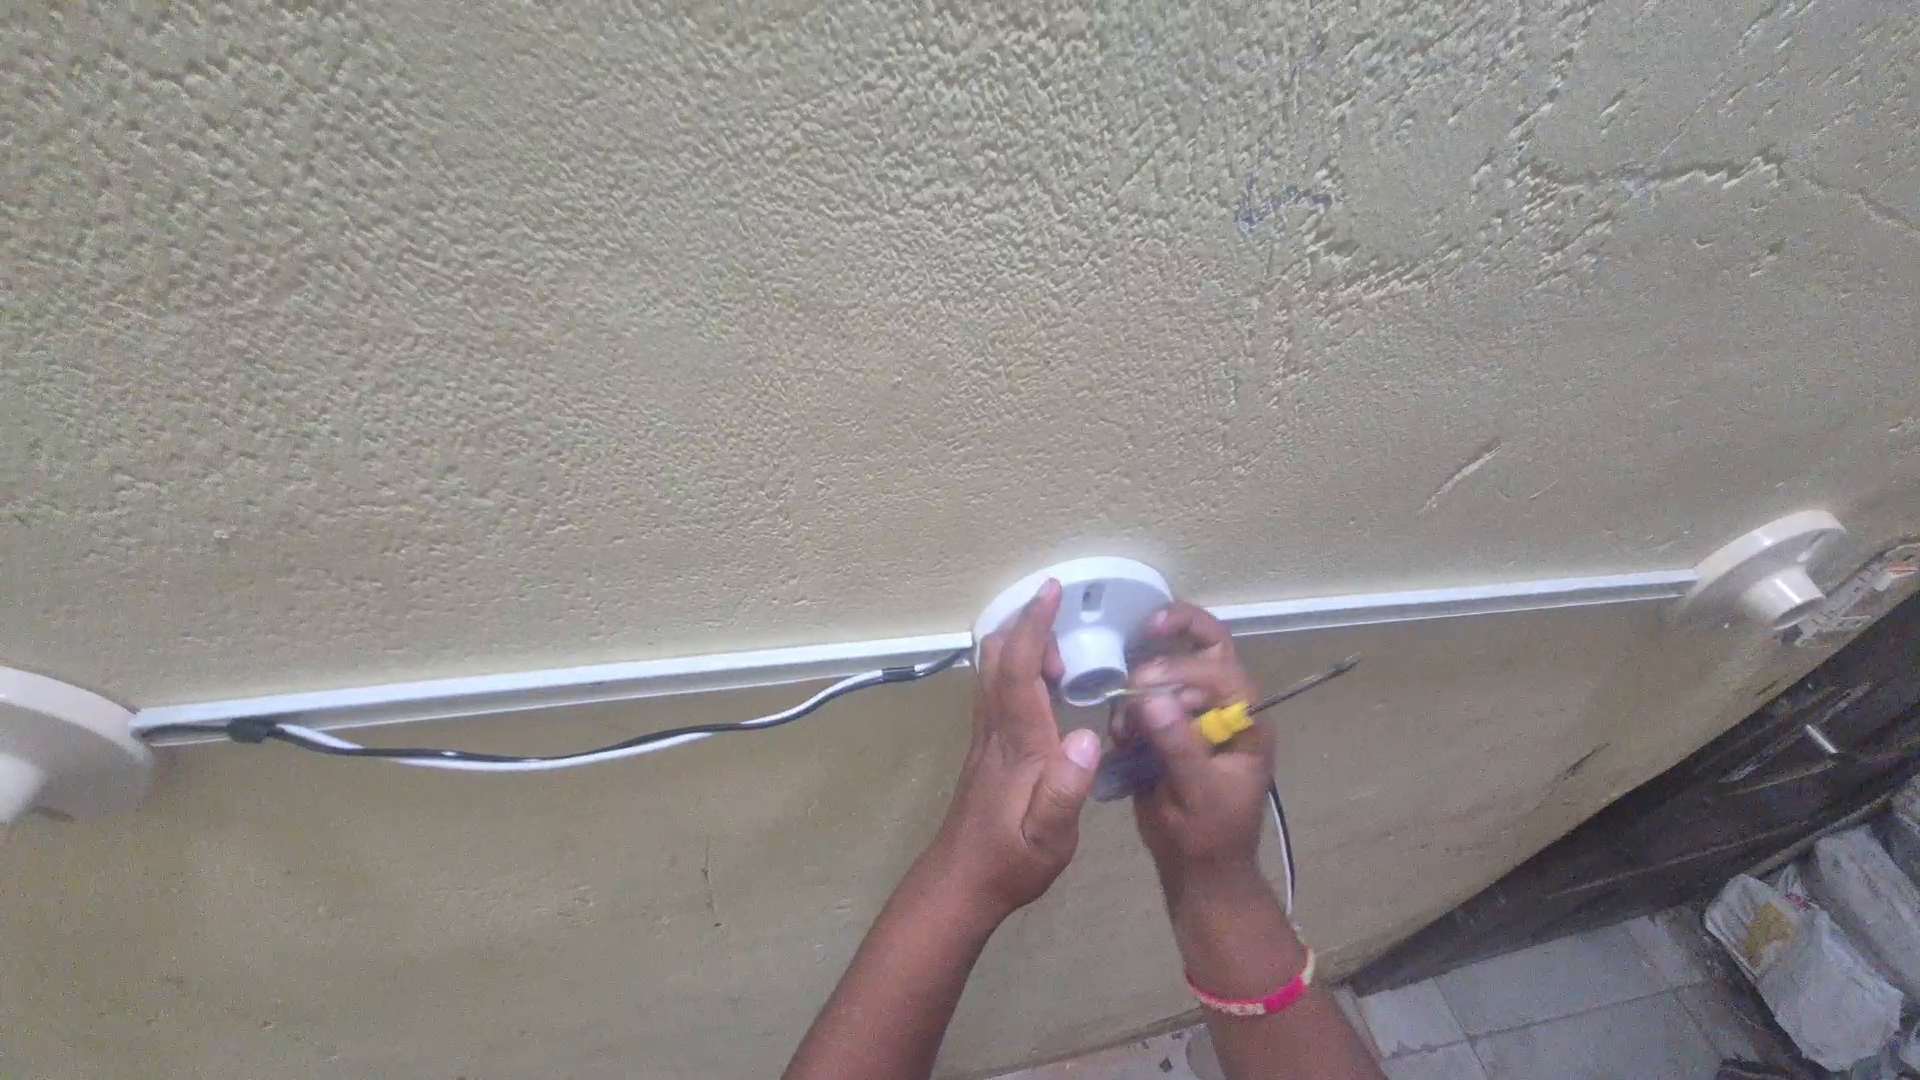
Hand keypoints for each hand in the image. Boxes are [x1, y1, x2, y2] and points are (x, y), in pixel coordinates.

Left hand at [923, 579, 1103, 919]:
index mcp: (1017, 744)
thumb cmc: (1011, 861)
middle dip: (1029, 628)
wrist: (962, 880)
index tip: (1050, 591)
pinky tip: (1047, 688)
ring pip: (992, 669)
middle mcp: (995, 727)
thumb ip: (1067, 789)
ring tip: (1064, 663)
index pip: (1019, 670)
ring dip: (1022, 645)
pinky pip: (996, 686)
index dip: (1034, 626)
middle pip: (997, 657)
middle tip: (1069, 639)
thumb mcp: (1050, 839)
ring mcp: (985, 733)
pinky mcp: (985, 743)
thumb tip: (1086, 735)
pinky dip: (1018, 667)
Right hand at [1119, 602, 1271, 891]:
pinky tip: (1122, 737)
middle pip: (1203, 646)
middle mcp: (1222, 705)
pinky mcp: (1165, 724)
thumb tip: (1151, 697)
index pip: (1221, 668)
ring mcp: (1192, 712)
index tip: (1146, 665)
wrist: (1195, 867)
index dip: (1185, 658)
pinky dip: (1128, 709)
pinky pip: (1144, 698)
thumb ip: (1178, 744)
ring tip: (1126, 730)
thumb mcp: (1199, 793)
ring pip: (1167, 670)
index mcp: (1245, 719)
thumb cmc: (1210, 834)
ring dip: (1140, 688)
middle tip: (1137, 661)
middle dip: (1168, 643)